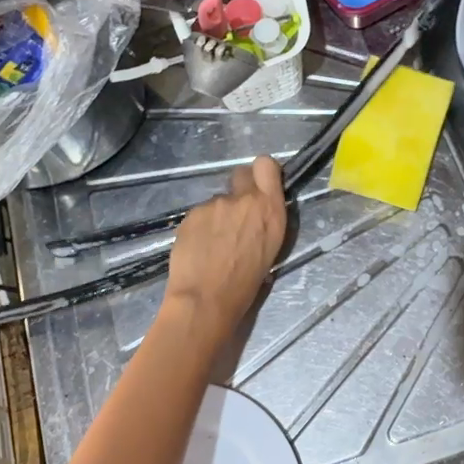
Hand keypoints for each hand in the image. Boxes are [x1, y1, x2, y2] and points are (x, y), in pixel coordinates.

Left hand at [163, 156, 286, 326]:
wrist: (205, 298)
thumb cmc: (245, 285)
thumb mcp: (270, 250)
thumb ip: (264, 222)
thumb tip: (256, 216)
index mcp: (270, 210)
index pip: (267, 165)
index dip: (262, 172)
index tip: (259, 185)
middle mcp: (245, 200)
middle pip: (241, 173)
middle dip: (240, 188)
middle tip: (235, 214)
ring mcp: (216, 204)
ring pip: (218, 200)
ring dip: (218, 214)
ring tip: (213, 243)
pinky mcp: (193, 212)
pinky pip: (200, 213)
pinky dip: (200, 226)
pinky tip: (199, 247)